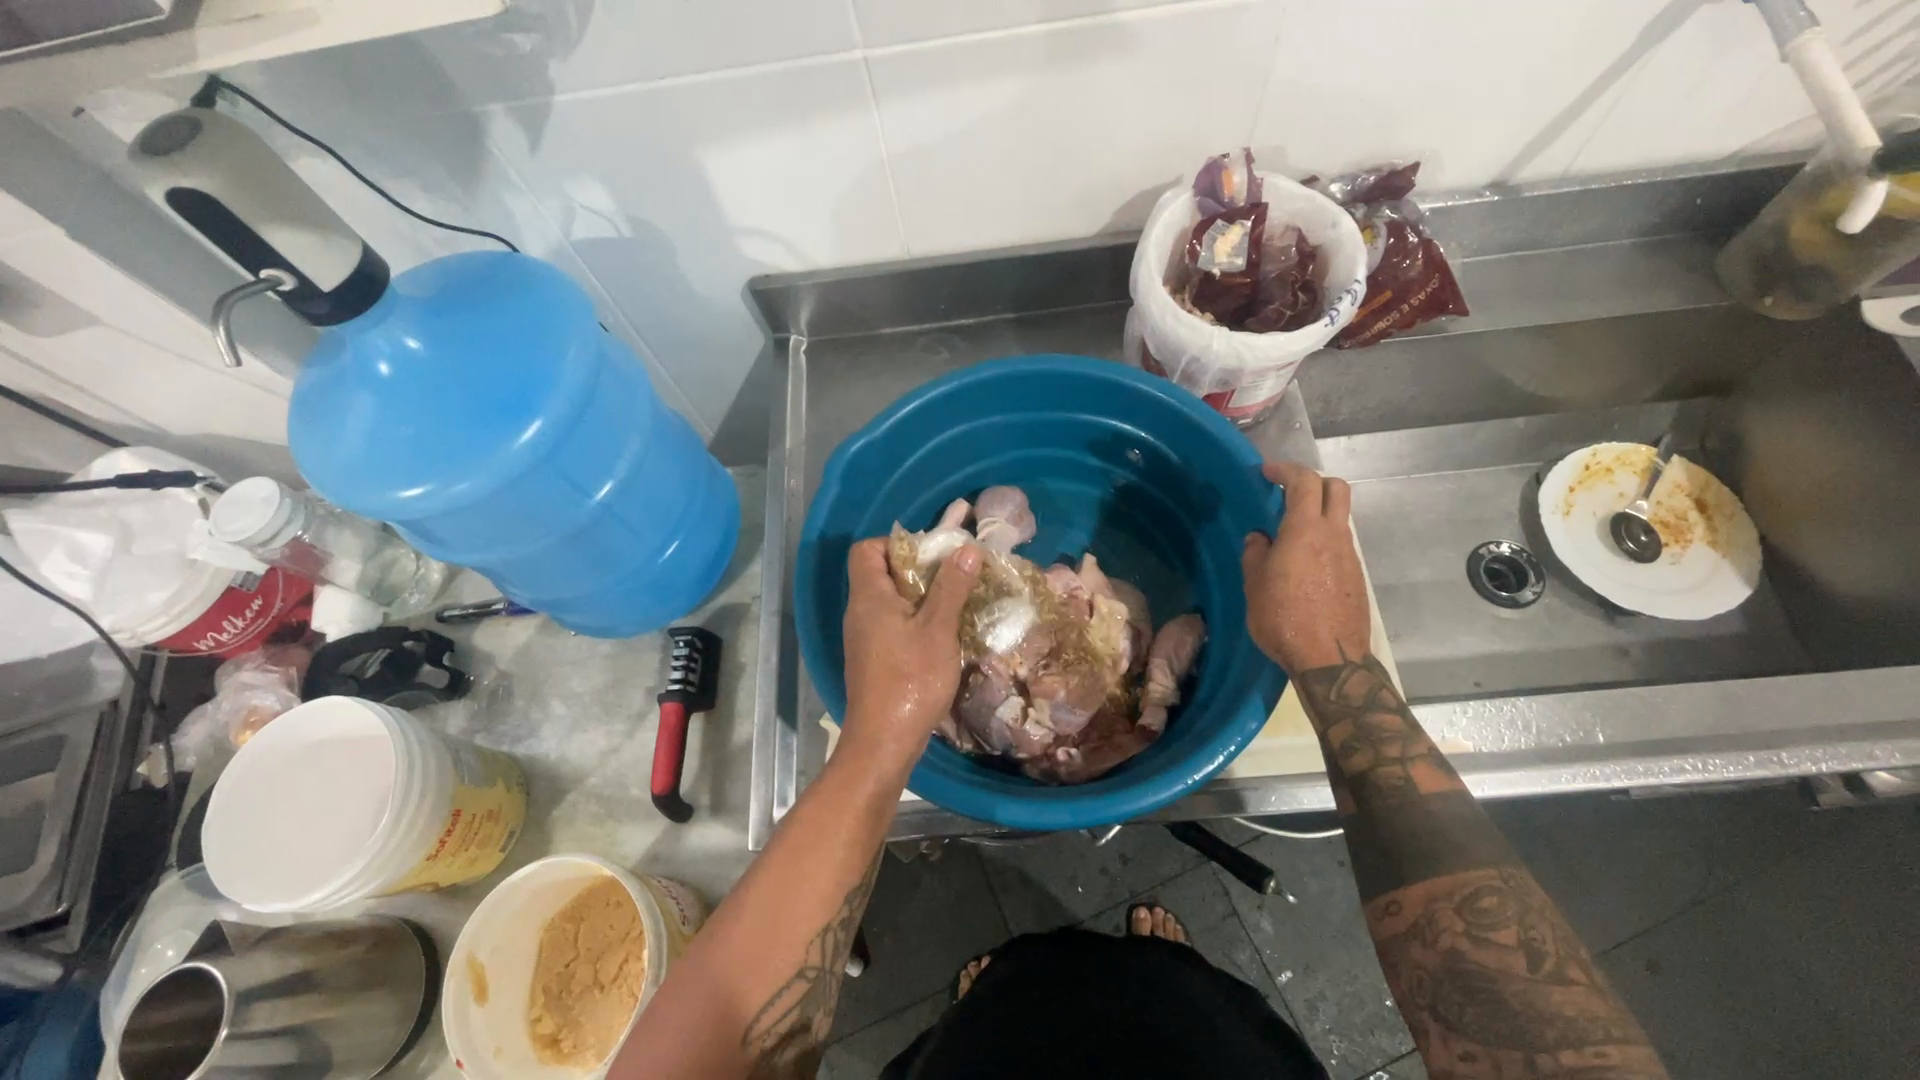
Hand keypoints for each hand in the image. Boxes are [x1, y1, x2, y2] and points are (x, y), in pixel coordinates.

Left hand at [840, 536, 980, 774]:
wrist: (884, 741)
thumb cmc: (910, 679)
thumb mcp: (938, 629)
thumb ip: (951, 587)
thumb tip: (966, 549)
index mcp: (868, 597)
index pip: (866, 549)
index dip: (896, 543)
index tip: (931, 555)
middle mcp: (859, 613)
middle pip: (881, 573)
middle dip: (919, 570)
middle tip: (954, 577)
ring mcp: (864, 638)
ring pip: (890, 602)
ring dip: (921, 598)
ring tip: (955, 604)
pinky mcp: (874, 659)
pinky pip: (892, 625)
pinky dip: (916, 622)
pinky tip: (943, 636)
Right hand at [1242, 462, 1370, 674]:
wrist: (1329, 659)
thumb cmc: (1283, 619)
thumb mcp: (1254, 587)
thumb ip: (1255, 555)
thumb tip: (1260, 539)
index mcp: (1306, 531)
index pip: (1304, 482)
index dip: (1286, 470)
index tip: (1267, 473)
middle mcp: (1334, 536)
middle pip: (1336, 488)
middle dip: (1313, 482)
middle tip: (1288, 492)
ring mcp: (1349, 556)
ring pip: (1339, 518)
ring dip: (1317, 514)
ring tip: (1289, 534)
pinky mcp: (1355, 577)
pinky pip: (1339, 545)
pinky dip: (1322, 541)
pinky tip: (1302, 565)